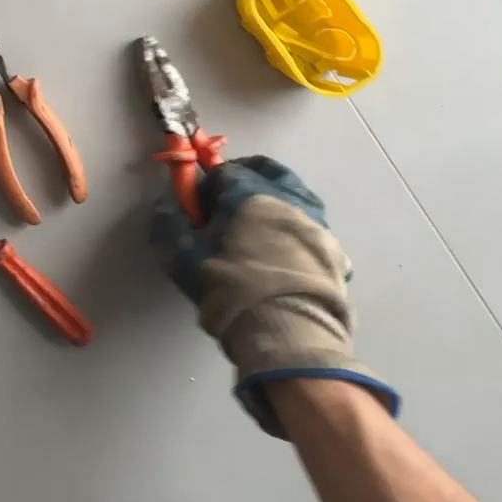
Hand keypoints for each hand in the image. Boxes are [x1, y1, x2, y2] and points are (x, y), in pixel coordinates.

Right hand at [150, 156, 397, 438]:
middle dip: (243, 180)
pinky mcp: (334, 249)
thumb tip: (167, 202)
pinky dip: (293, 229)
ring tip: (257, 231)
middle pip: (264, 170)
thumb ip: (169, 220)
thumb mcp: (181, 253)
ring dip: (272, 201)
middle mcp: (285, 196)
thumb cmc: (229, 285)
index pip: (221, 170)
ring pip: (292, 195)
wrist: (288, 331)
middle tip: (229, 207)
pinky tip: (281, 254)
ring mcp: (315, 221)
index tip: (198, 210)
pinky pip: (309, 227)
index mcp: (246, 190)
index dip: (205, 188)